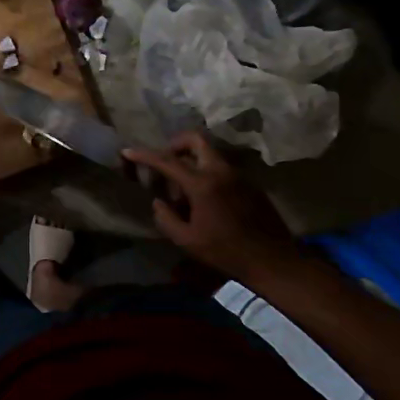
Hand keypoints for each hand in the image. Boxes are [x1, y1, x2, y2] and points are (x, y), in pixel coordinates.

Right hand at [123, 132, 301, 280]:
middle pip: (195, 140)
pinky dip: (206, 174)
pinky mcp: (249, 183)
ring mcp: (238, 175)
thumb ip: (165, 217)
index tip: (128, 151)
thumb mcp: (186, 240)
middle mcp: (221, 171)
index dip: (144, 155)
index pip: (167, 161)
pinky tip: (203, 201)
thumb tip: (159, 202)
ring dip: (191, 162)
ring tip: (182, 192)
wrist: (271, 259)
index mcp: (202, 184)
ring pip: (209, 154)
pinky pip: (221, 169)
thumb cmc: (225, 251)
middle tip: (163, 163)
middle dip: (174, 145)